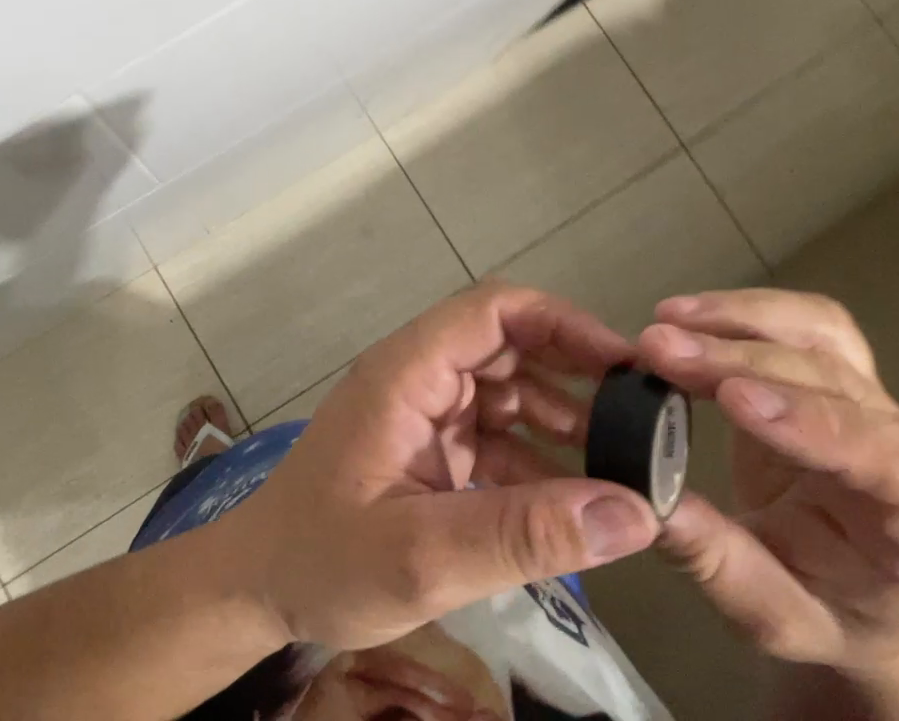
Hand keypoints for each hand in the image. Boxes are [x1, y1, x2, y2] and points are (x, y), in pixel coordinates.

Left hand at [219, 283, 661, 648]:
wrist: (257, 588)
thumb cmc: (323, 560)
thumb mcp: (422, 555)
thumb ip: (524, 534)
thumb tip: (636, 513)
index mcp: (405, 375)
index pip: (493, 312)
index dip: (564, 324)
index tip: (628, 364)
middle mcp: (415, 381)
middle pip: (506, 347)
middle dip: (574, 374)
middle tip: (642, 420)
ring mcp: (419, 416)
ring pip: (505, 394)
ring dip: (561, 422)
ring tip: (622, 467)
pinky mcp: (425, 453)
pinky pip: (492, 440)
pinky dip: (535, 463)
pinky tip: (573, 506)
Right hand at [638, 289, 898, 671]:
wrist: (856, 597)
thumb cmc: (826, 614)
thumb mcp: (774, 619)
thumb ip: (718, 564)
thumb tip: (648, 502)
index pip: (889, 458)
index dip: (811, 421)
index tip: (730, 398)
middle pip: (834, 381)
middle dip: (739, 358)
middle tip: (655, 349)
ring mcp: (870, 403)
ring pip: (823, 335)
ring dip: (741, 319)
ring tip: (664, 320)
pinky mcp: (828, 377)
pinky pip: (800, 325)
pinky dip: (743, 312)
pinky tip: (685, 314)